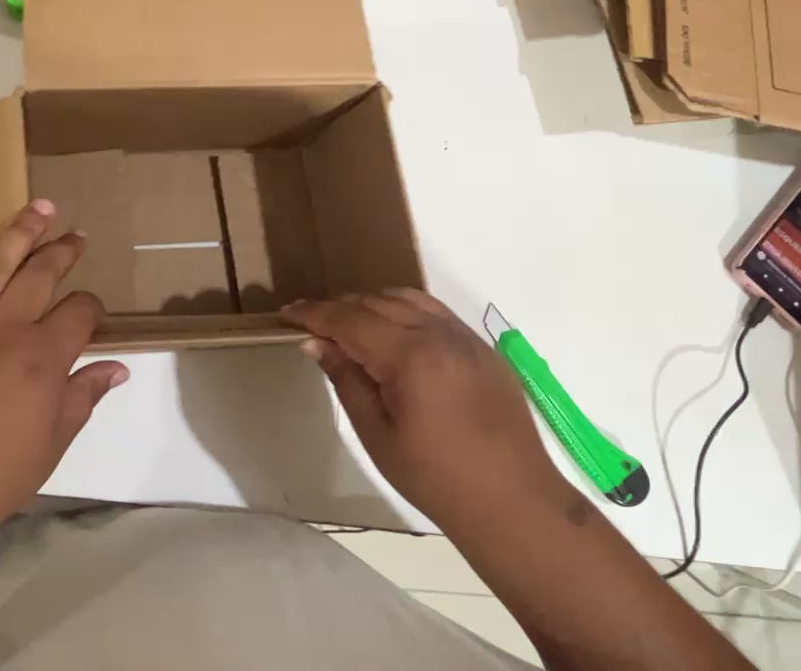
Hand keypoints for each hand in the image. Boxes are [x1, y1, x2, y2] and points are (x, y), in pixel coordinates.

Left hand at [0, 199, 128, 553]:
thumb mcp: (51, 444)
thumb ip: (83, 396)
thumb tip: (117, 367)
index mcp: (42, 359)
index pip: (79, 312)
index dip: (93, 309)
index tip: (95, 316)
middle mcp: (5, 329)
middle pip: (41, 274)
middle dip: (63, 252)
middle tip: (78, 236)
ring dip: (21, 231)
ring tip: (41, 208)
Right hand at [281, 289, 562, 529]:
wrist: (513, 502)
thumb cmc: (435, 478)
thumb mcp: (377, 433)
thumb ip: (346, 379)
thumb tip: (317, 342)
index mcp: (411, 356)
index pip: (350, 319)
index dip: (315, 313)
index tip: (287, 313)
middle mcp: (440, 334)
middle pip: (376, 302)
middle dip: (340, 307)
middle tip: (312, 324)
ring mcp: (466, 337)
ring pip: (408, 298)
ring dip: (372, 304)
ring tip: (349, 325)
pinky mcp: (482, 348)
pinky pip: (435, 312)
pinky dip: (404, 311)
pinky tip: (393, 333)